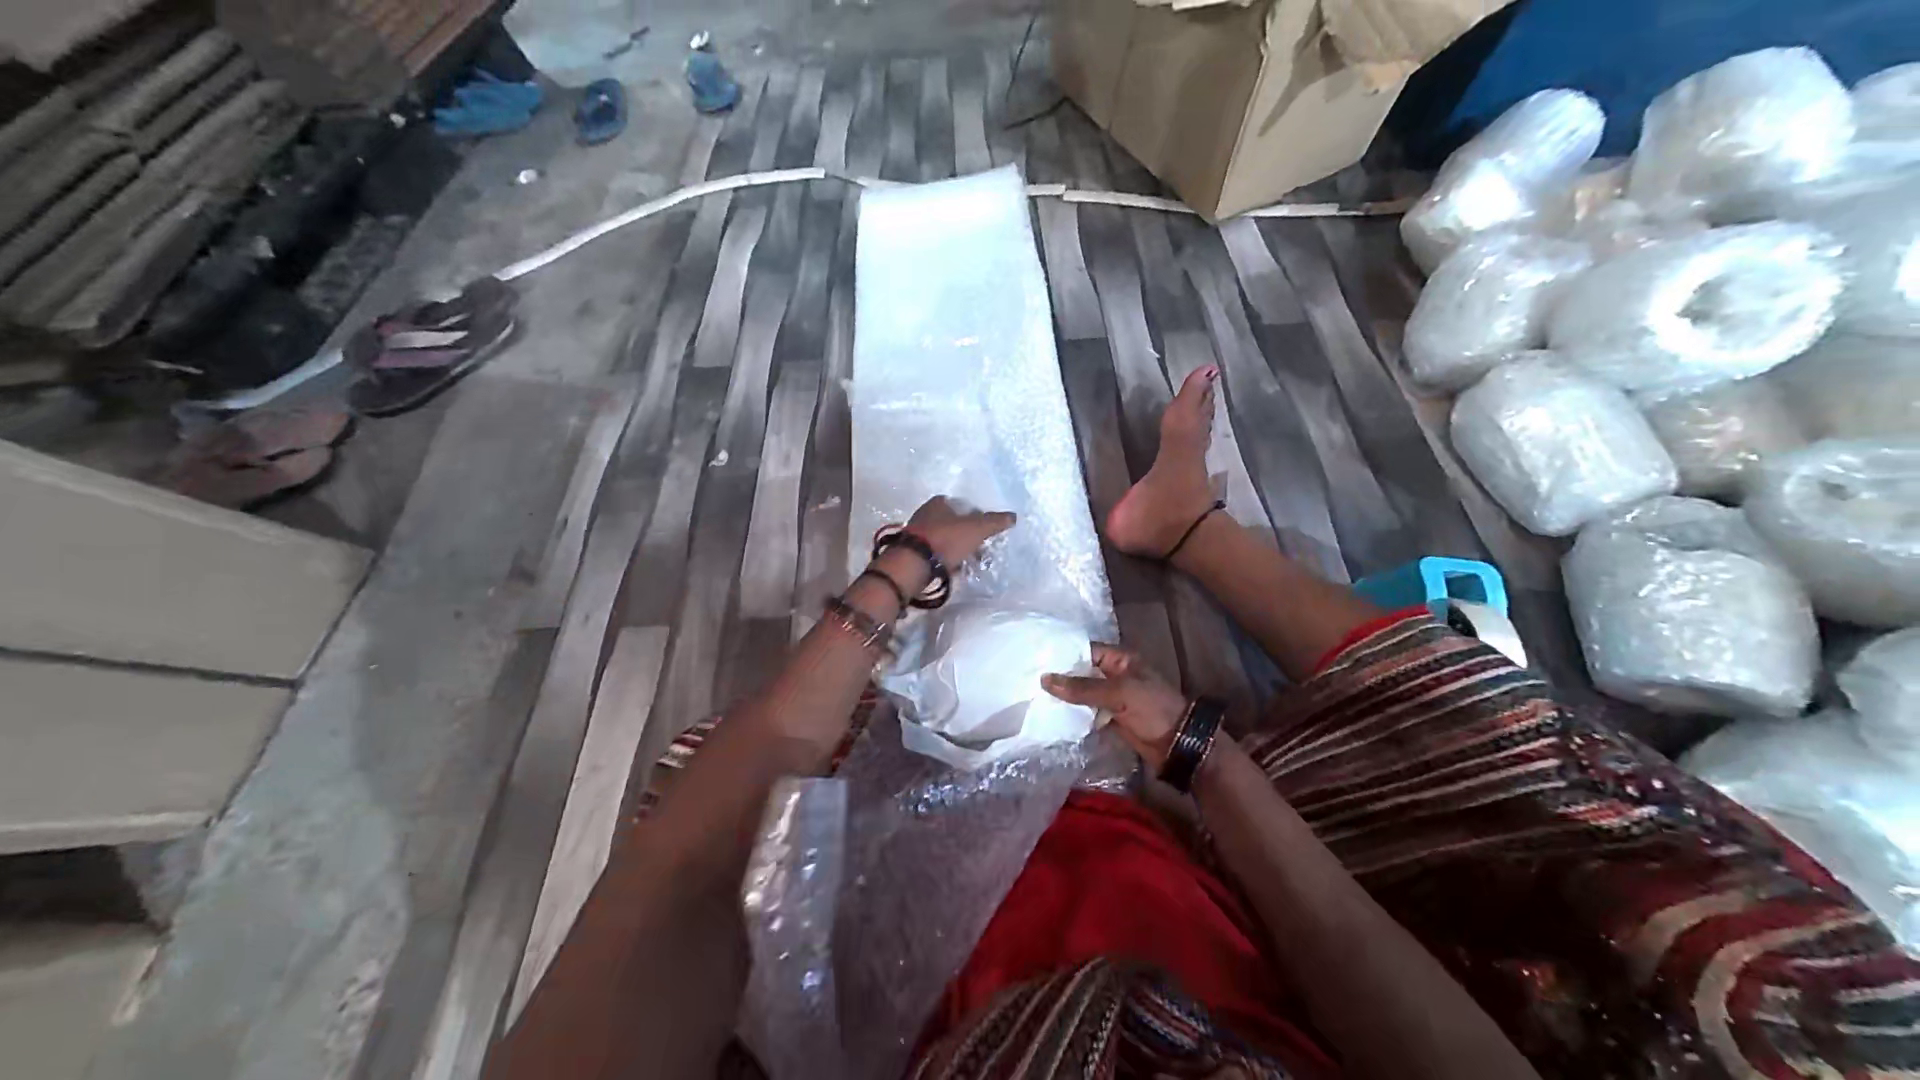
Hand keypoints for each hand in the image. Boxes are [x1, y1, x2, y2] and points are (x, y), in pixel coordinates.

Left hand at [905, 496, 1016, 566]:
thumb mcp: (976, 529)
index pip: (962, 505)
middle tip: (980, 548)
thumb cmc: (946, 539)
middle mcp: (925, 514)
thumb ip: (994, 522)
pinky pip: (935, 553)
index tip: (986, 529)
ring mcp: (916, 534)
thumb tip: (1013, 516)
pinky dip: (945, 559)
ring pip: (943, 539)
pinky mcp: (912, 552)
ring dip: (957, 549)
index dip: (976, 516)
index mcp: (938, 503)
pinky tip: (954, 569)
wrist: (914, 564)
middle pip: (952, 523)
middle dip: (967, 535)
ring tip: (969, 562)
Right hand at [1042, 644, 1188, 770]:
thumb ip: (1082, 687)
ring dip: (1064, 697)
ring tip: (1033, 695)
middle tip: (1029, 677)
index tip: (1036, 658)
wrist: (1177, 745)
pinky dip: (1073, 714)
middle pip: (1081, 672)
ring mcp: (1112, 697)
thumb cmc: (1153, 709)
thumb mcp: (1119, 693)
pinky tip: (1051, 714)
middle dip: (1059, 677)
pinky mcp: (1110, 718)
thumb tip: (1045, 679)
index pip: (1085, 650)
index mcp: (1119, 660)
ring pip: (1082, 693)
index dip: (1063, 654)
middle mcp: (1114, 675)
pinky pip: (1086, 712)